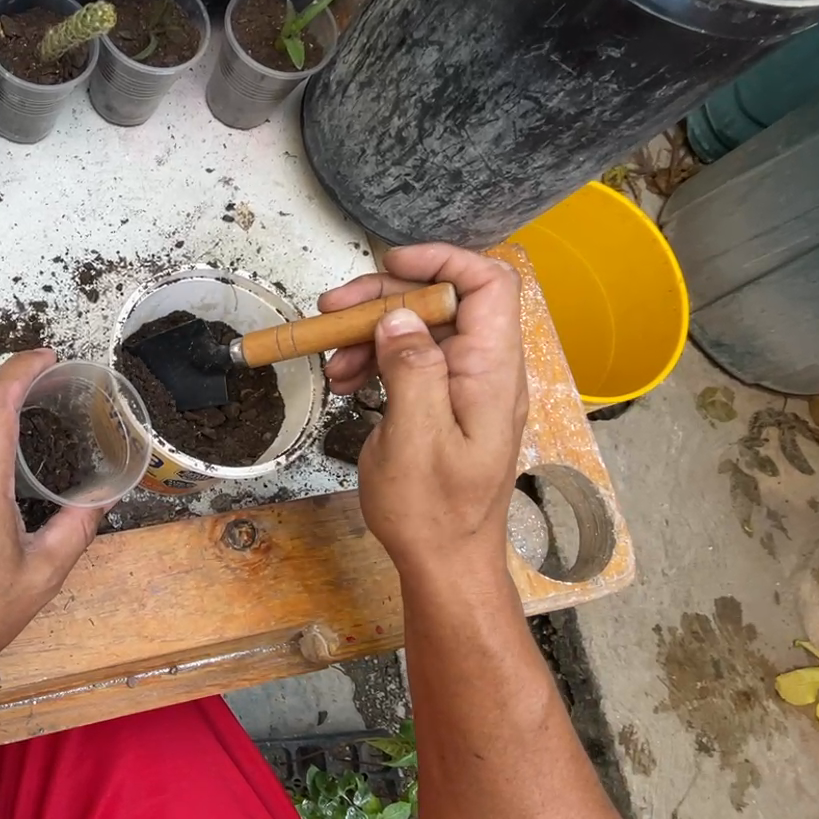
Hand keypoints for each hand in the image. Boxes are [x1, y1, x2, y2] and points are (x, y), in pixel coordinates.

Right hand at [319, 244, 526, 579]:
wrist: (442, 558)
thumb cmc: (430, 508)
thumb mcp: (414, 439)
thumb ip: (412, 371)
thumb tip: (398, 319)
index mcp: (490, 372)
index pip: (487, 285)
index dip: (442, 260)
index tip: (388, 261)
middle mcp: (483, 371)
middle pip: (441, 305)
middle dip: (383, 300)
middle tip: (329, 313)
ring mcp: (461, 389)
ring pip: (417, 334)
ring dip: (368, 337)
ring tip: (329, 363)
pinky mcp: (439, 406)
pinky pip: (407, 365)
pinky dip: (372, 365)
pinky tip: (345, 383)